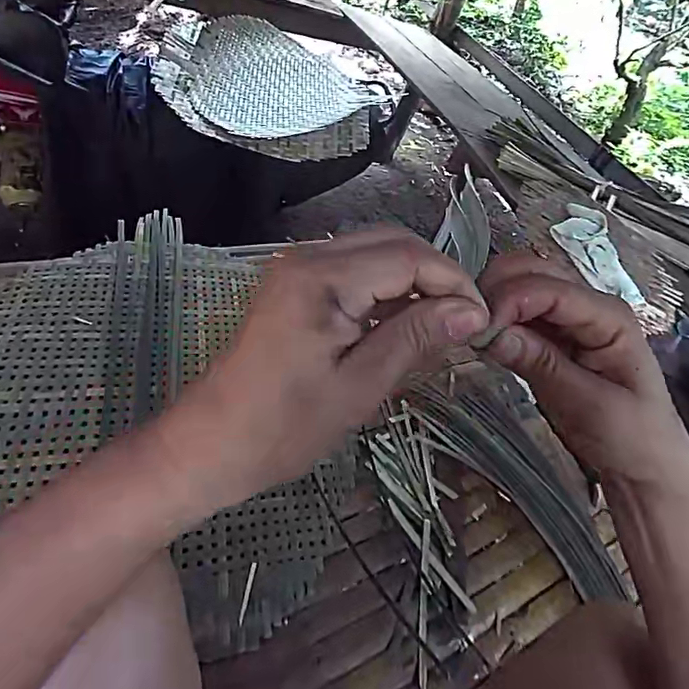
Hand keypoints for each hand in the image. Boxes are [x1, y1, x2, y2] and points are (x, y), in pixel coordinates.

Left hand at [161, 229, 487, 509]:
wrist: (208, 446)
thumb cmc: (281, 428)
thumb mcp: (359, 388)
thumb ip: (416, 339)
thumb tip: (472, 313)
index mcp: (322, 279)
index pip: (409, 257)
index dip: (453, 283)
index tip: (480, 322)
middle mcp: (309, 256)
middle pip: (395, 242)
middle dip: (438, 275)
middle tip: (464, 321)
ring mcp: (299, 265)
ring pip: (378, 250)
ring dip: (415, 279)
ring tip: (441, 324)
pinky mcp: (296, 280)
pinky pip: (356, 267)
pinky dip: (388, 287)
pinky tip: (404, 321)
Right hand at [477, 252, 688, 491]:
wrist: (648, 469)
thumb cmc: (634, 439)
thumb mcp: (590, 406)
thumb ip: (542, 365)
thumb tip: (491, 333)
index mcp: (609, 316)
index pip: (551, 288)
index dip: (511, 298)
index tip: (479, 327)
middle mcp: (589, 306)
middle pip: (535, 271)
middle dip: (498, 288)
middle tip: (470, 326)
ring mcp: (571, 320)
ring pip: (523, 286)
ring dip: (494, 300)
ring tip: (474, 333)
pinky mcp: (553, 338)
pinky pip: (520, 315)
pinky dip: (499, 320)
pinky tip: (485, 340)